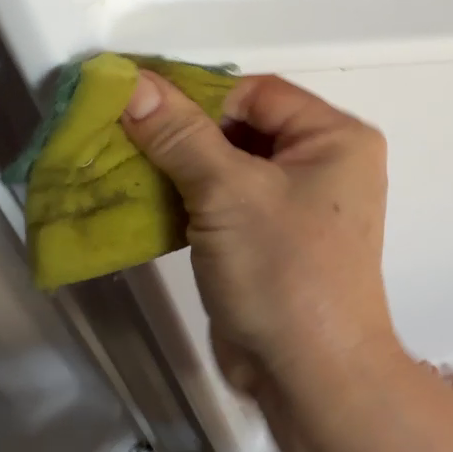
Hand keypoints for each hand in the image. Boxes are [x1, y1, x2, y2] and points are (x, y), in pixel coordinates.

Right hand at [119, 70, 399, 397]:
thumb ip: (179, 135)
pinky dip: (191, 199)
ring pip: (233, 165)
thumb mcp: (229, 193)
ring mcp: (305, 201)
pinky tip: (143, 202)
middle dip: (183, 132)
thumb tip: (132, 82)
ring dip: (180, 167)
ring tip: (116, 165)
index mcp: (338, 136)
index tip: (130, 100)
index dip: (197, 94)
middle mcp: (329, 161)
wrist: (311, 369)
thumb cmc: (284, 271)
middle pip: (246, 126)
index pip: (259, 94)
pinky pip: (231, 200)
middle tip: (115, 133)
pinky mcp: (278, 236)